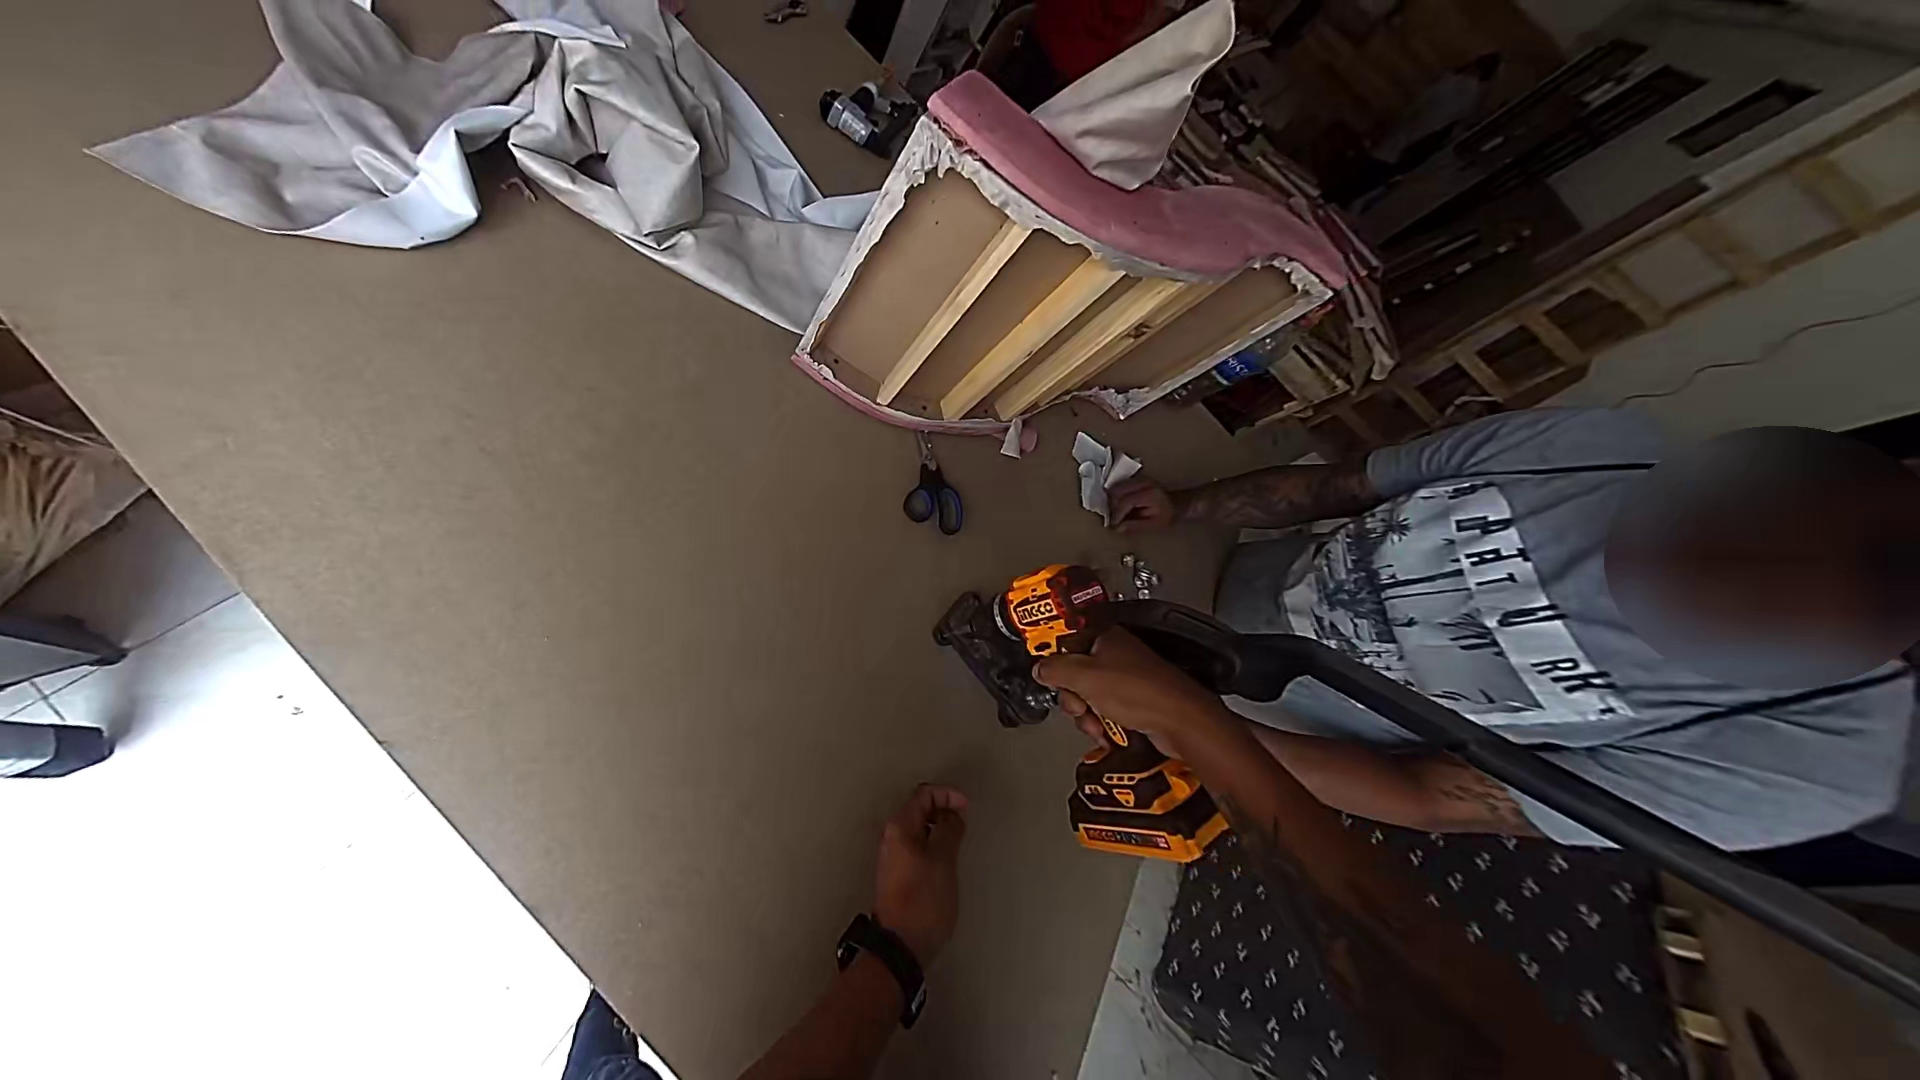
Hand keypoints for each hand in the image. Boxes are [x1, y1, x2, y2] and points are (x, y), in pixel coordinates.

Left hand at [873, 783, 967, 966]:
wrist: (901, 947)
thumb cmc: (923, 900)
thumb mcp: (943, 860)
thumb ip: (949, 830)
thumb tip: (952, 814)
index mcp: (899, 827)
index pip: (924, 794)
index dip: (948, 794)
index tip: (966, 807)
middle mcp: (892, 837)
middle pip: (920, 808)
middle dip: (944, 809)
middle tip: (963, 821)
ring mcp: (894, 856)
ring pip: (920, 828)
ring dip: (940, 828)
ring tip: (959, 839)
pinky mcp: (899, 874)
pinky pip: (919, 845)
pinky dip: (935, 843)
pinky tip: (947, 858)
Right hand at [1032, 628, 1228, 743]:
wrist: (1181, 722)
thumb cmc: (1141, 692)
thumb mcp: (1085, 677)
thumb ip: (1055, 669)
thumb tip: (1040, 667)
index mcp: (1105, 638)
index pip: (1066, 644)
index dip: (1055, 664)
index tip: (1051, 679)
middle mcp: (1116, 654)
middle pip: (1075, 674)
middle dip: (1073, 697)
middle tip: (1081, 705)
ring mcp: (1126, 678)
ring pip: (1089, 696)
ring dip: (1087, 714)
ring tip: (1098, 723)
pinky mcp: (1134, 701)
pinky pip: (1105, 710)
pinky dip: (1102, 723)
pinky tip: (1108, 731)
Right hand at [1108, 478, 1181, 532]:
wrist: (1179, 503)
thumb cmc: (1168, 516)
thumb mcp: (1154, 524)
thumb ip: (1135, 526)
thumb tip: (1117, 528)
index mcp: (1149, 494)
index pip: (1125, 501)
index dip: (1116, 514)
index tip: (1113, 525)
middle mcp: (1143, 482)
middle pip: (1117, 491)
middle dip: (1111, 506)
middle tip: (1111, 519)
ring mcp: (1139, 479)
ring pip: (1116, 487)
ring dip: (1111, 500)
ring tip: (1114, 513)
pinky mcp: (1136, 479)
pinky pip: (1119, 485)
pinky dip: (1114, 496)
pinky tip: (1116, 506)